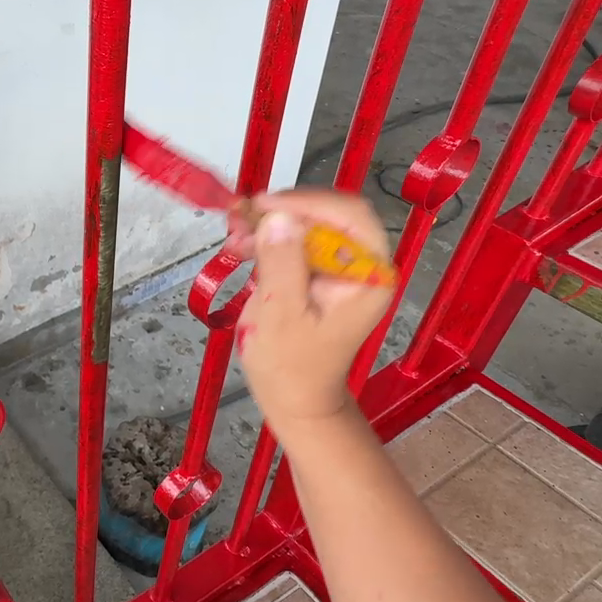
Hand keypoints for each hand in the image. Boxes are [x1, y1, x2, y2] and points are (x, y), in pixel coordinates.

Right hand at [233, 189, 393, 422]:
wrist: (294, 398)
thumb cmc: (291, 366)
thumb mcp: (282, 314)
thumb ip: (282, 263)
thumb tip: (276, 216)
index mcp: (368, 275)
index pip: (350, 216)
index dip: (307, 202)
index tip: (262, 205)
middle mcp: (361, 264)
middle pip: (327, 215)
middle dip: (283, 211)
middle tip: (241, 217)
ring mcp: (339, 268)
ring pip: (308, 223)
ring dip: (269, 223)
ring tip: (233, 237)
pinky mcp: (316, 272)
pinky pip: (294, 240)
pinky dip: (267, 237)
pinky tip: (240, 246)